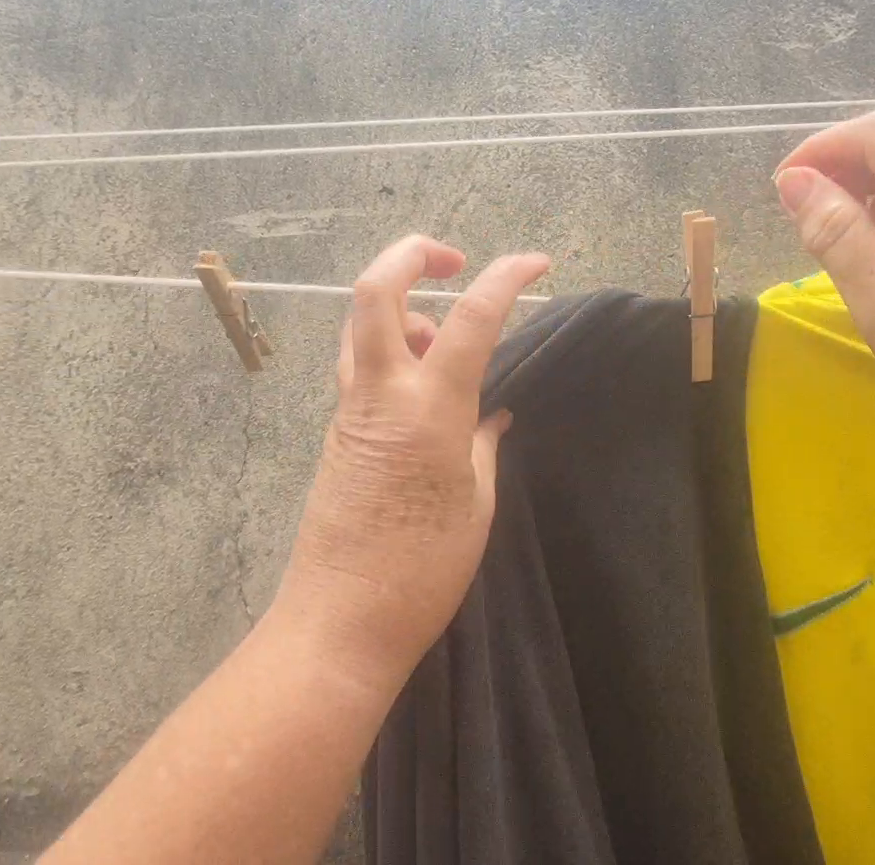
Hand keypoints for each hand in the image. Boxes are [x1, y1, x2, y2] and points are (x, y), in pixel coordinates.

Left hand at [274, 235, 549, 692]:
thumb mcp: (476, 504)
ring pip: (361, 323)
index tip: (537, 261)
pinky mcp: (337, 428)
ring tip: (441, 344)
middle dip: (412, 253)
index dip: (507, 276)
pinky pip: (360, 363)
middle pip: (374, 290)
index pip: (471, 319)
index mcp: (429, 412)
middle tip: (453, 260)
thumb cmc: (422, 572)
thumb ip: (484, 442)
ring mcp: (350, 408)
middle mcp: (381, 394)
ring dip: (402, 308)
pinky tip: (424, 389)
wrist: (339, 620)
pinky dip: (393, 350)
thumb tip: (493, 411)